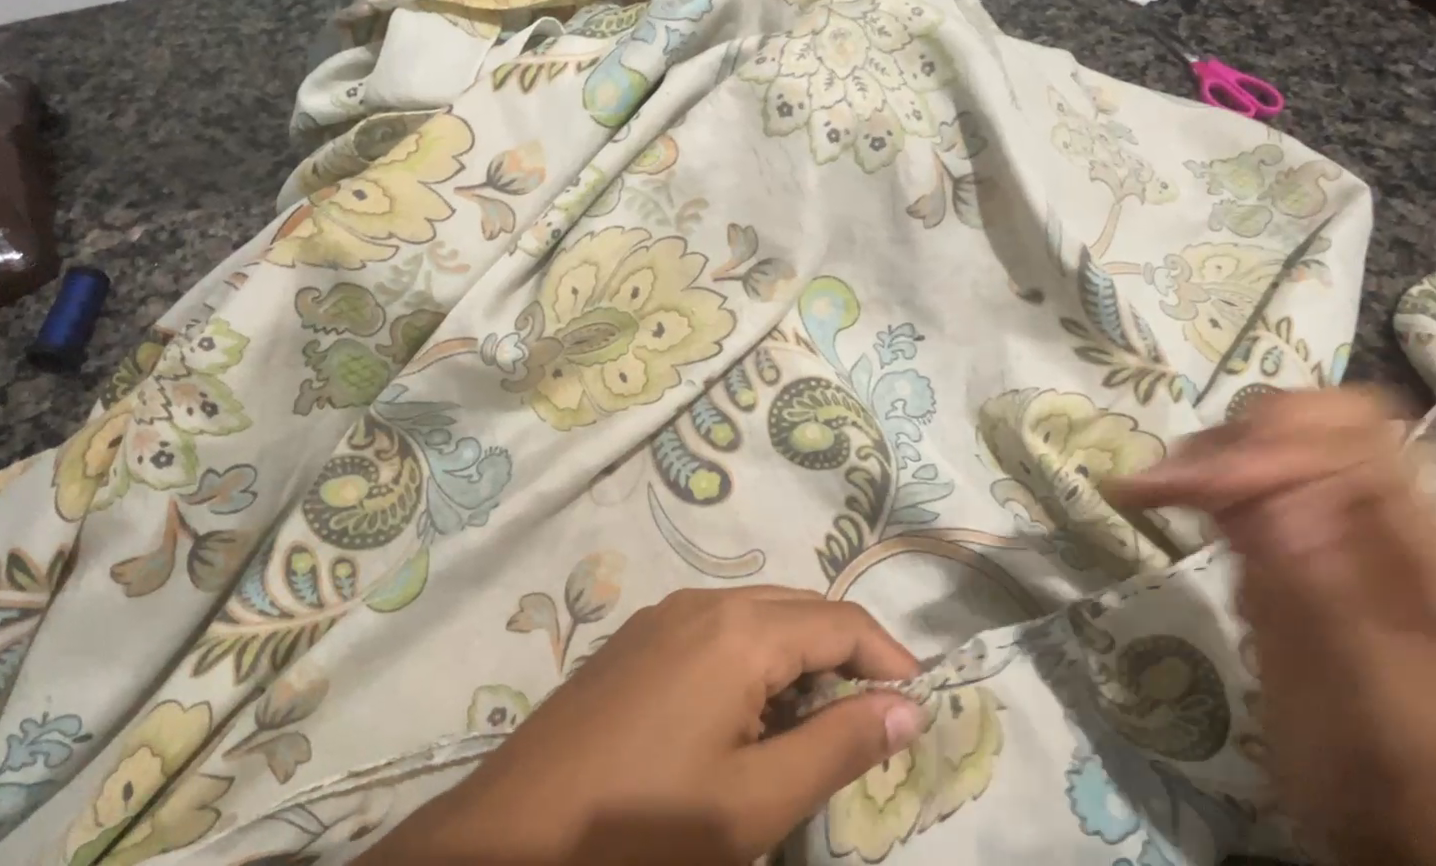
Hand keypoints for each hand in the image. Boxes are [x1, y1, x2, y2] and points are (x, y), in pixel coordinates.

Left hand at [374, 586, 925, 864]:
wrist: (515, 833)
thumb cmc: (646, 824)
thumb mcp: (757, 802)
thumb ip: (839, 746)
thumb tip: (907, 707)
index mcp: (740, 630)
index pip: (840, 621)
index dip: (888, 657)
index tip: (920, 702)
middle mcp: (703, 602)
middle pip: (800, 608)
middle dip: (846, 652)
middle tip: (875, 713)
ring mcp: (661, 615)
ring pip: (757, 614)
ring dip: (799, 653)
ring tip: (817, 716)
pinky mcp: (634, 640)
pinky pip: (716, 627)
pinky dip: (753, 654)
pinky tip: (747, 708)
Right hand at [1110, 388, 1435, 865]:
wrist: (1410, 851)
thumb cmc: (1410, 786)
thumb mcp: (1380, 699)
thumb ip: (1329, 594)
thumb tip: (1270, 494)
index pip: (1356, 448)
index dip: (1269, 449)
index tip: (1187, 487)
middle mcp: (1388, 534)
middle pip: (1313, 437)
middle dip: (1230, 446)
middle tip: (1153, 484)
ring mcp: (1340, 549)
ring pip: (1273, 461)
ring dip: (1206, 462)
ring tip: (1146, 491)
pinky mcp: (1295, 570)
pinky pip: (1248, 507)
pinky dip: (1202, 496)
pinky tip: (1162, 506)